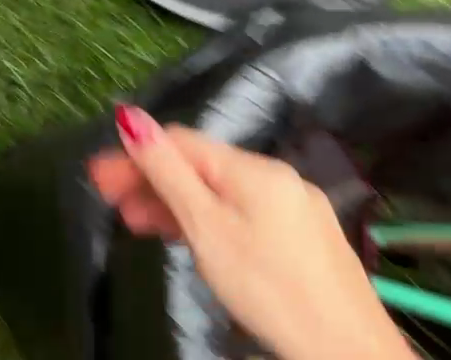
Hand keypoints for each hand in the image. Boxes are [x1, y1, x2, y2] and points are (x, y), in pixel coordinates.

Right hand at [88, 107, 413, 359]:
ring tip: (142, 227)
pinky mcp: (307, 239)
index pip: (178, 142)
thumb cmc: (267, 285)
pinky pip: (242, 213)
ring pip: (219, 192)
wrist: (350, 355)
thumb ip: (164, 167)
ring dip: (175, 203)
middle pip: (199, 166)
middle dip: (151, 181)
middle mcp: (279, 179)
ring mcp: (298, 210)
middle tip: (115, 206)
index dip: (133, 155)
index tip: (100, 180)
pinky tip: (191, 240)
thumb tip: (128, 115)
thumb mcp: (204, 224)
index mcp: (255, 169)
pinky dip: (208, 220)